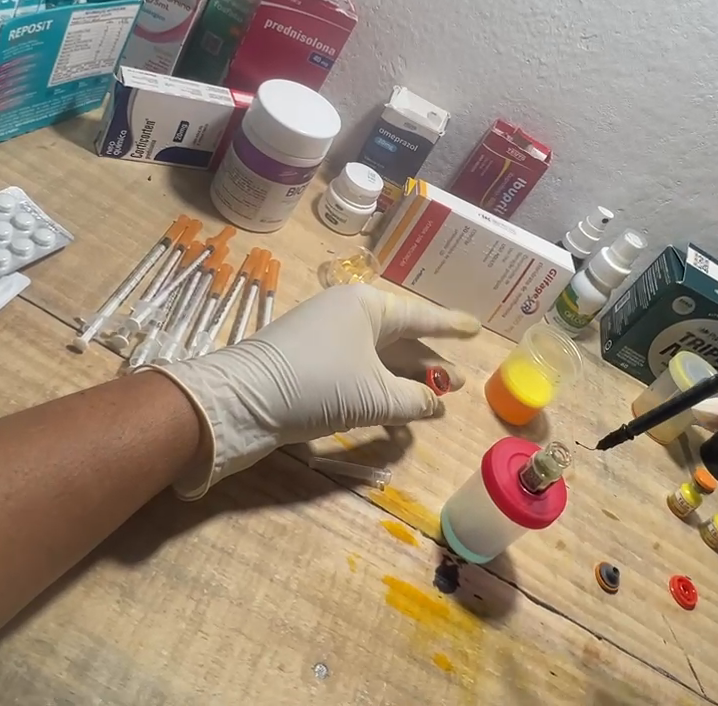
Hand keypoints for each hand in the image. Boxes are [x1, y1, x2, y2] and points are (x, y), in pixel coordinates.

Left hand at [152, 284, 480, 497]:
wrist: (242, 401)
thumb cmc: (317, 384)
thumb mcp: (374, 395)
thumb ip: (414, 400)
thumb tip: (437, 403)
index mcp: (366, 306)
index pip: (421, 316)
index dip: (451, 325)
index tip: (475, 327)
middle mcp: (348, 314)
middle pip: (401, 337)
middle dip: (429, 361)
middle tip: (458, 382)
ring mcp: (326, 337)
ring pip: (379, 356)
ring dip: (406, 379)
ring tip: (435, 399)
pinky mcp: (310, 362)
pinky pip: (358, 370)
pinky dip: (380, 388)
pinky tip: (395, 412)